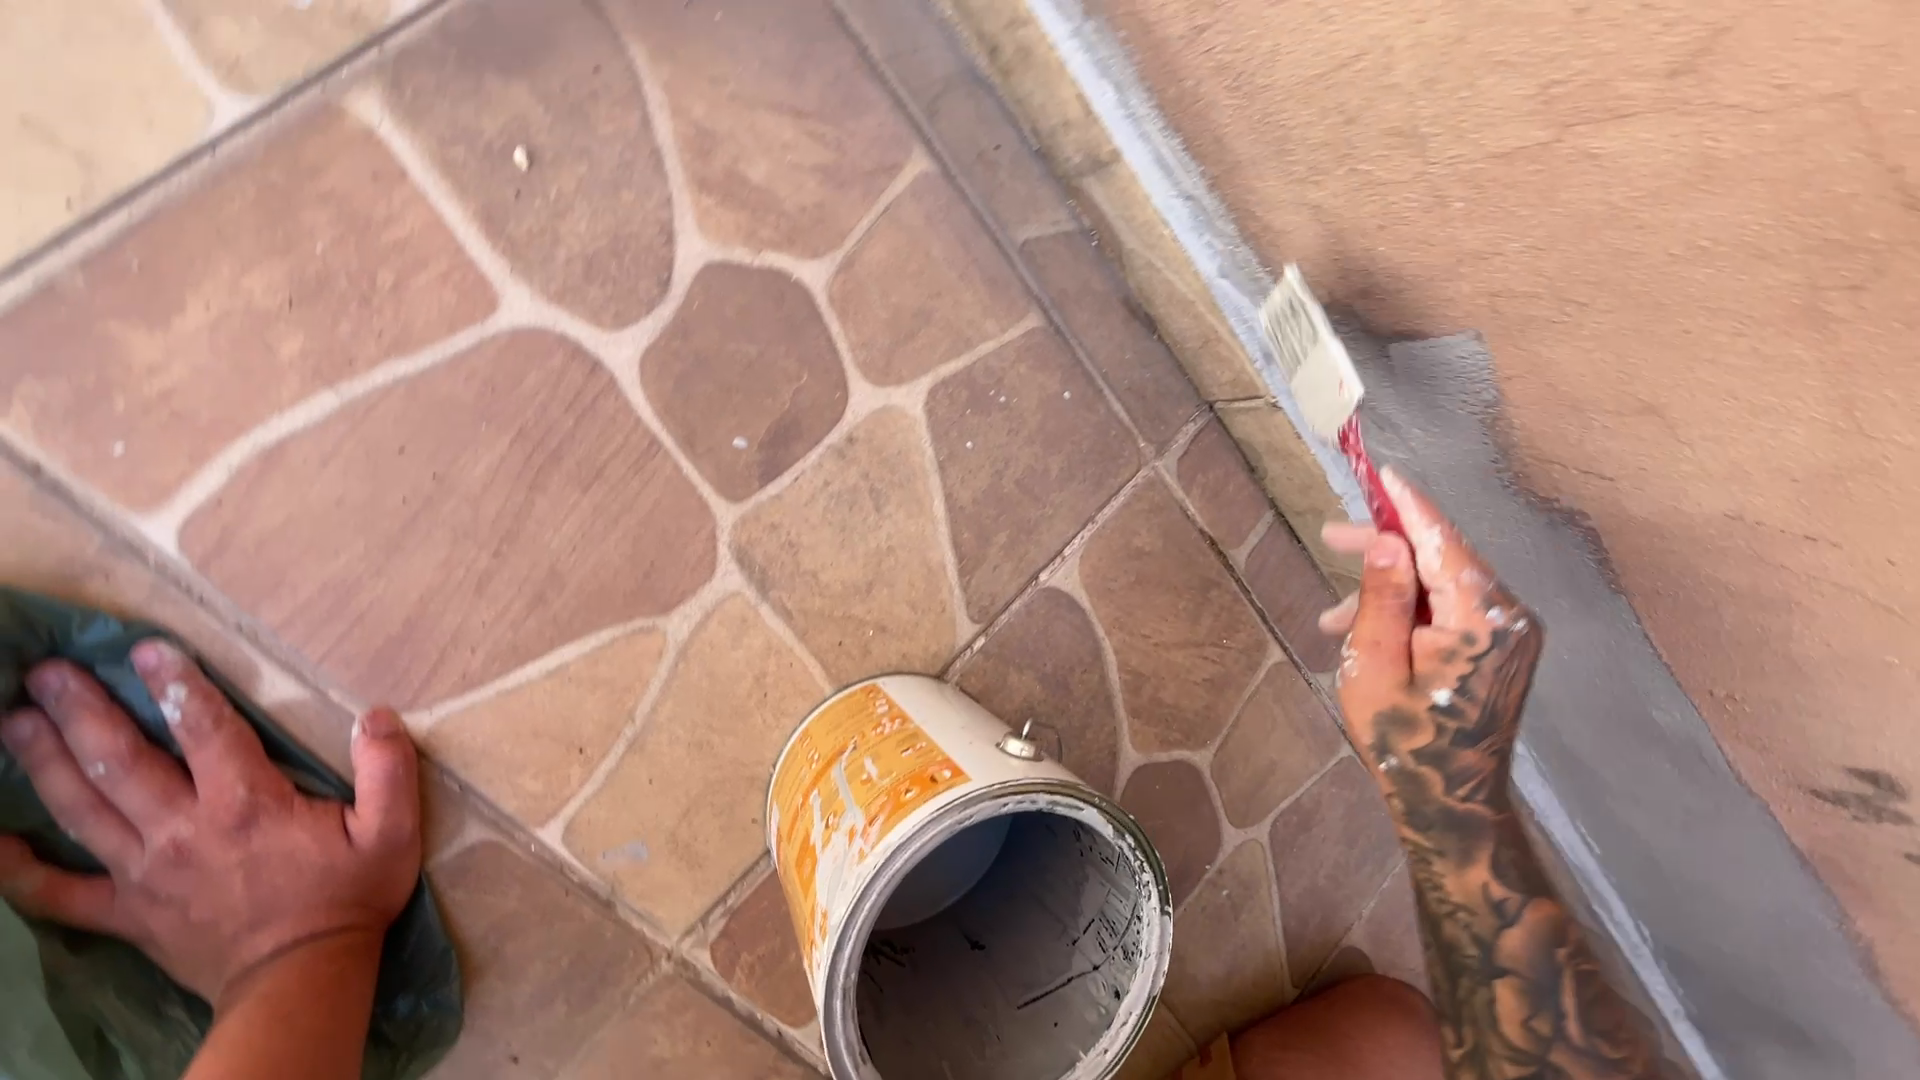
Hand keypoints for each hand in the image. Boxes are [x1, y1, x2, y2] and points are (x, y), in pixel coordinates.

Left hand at [0, 639, 419, 1008]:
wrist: (303, 974)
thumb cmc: (352, 893)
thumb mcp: (394, 828)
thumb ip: (389, 767)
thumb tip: (376, 713)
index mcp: (248, 805)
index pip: (206, 732)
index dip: (179, 688)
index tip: (149, 650)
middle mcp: (183, 830)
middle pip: (121, 764)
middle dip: (83, 714)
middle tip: (48, 673)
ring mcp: (145, 873)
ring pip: (82, 810)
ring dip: (46, 762)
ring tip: (14, 722)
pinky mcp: (127, 912)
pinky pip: (55, 892)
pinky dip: (17, 869)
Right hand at [1317, 468, 1542, 778]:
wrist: (1448, 797)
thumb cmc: (1402, 734)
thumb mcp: (1374, 662)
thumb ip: (1383, 597)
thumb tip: (1385, 541)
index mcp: (1481, 617)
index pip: (1442, 542)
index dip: (1408, 506)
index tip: (1383, 474)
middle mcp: (1508, 616)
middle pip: (1443, 557)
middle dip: (1386, 546)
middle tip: (1329, 537)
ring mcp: (1509, 633)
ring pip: (1443, 582)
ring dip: (1390, 585)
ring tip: (1334, 614)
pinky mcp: (1501, 648)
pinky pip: (1452, 607)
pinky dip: (1410, 607)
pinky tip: (1368, 628)